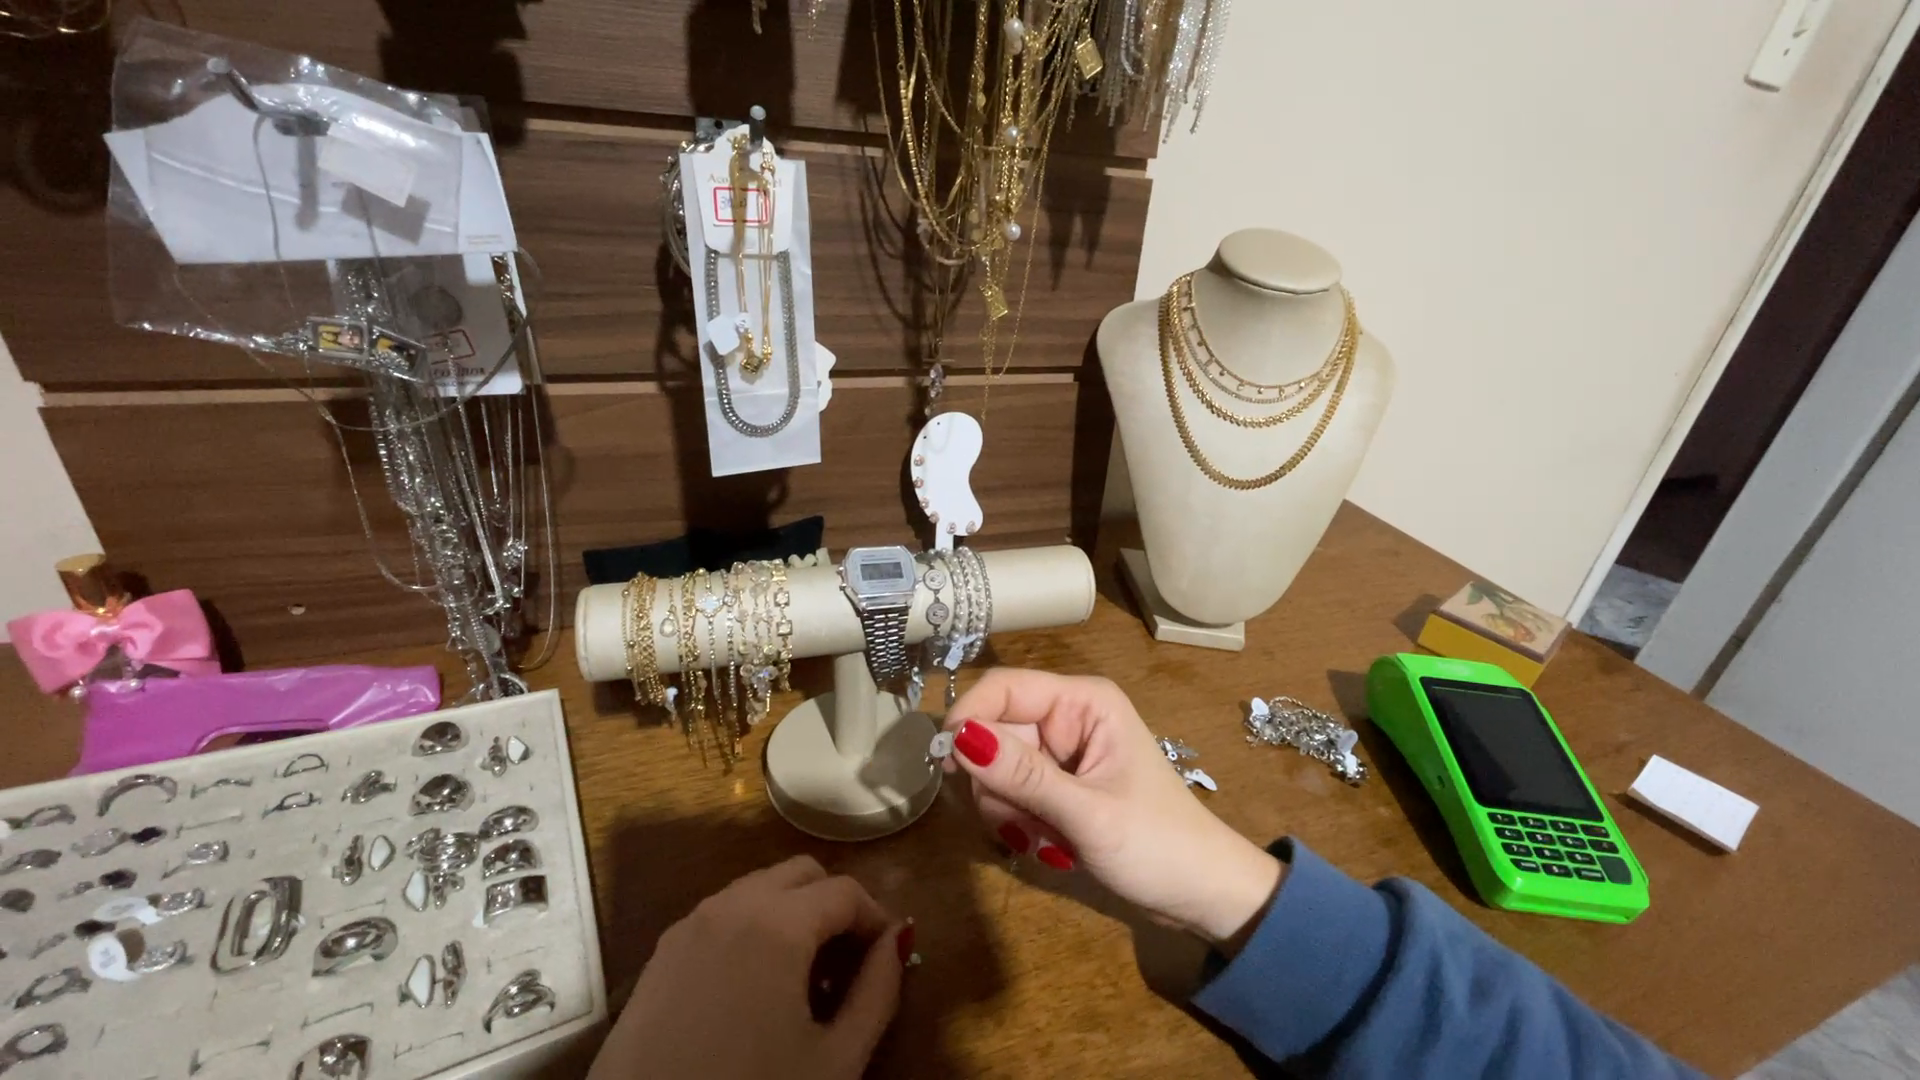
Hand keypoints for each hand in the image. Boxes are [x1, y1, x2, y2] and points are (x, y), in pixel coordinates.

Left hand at [587, 856, 908, 1079]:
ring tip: (804, 975)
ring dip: (793, 912)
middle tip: (848, 960)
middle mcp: (732, 905)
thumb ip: (878, 991)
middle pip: (801, 872)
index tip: (886, 956)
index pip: (845, 890)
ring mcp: (690, 924)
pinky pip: (722, 913)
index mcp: (778, 922)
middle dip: (834, 904)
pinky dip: (752, 927)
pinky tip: (755, 986)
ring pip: (760, 887)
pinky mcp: (662, 952)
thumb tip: (898, 939)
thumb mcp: (835, 1060)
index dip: (876, 917)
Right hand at [943, 668, 1282, 951]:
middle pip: (993, 730)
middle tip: (1020, 823)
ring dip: (1006, 808)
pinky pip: (1011, 790)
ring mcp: (1061, 751)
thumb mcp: (1087, 812)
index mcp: (1083, 702)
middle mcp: (1067, 717)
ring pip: (995, 765)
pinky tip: (1046, 844)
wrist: (1201, 895)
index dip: (969, 717)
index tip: (946, 765)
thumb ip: (1022, 775)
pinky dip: (1017, 820)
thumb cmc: (1157, 846)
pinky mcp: (1057, 782)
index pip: (1004, 687)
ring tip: (1042, 839)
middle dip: (995, 782)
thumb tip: (957, 736)